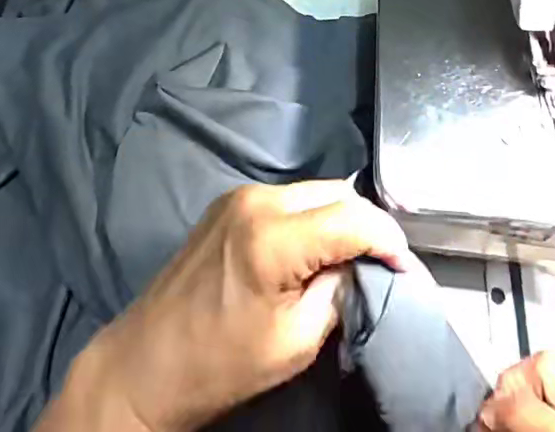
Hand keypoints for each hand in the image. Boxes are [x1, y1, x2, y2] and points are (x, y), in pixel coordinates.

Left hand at [41, 180, 412, 431]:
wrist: (146, 361)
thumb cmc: (220, 363)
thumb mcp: (294, 341)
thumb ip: (338, 293)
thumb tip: (364, 268)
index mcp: (272, 235)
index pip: (351, 218)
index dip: (388, 241)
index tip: (407, 270)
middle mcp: (257, 199)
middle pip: (335, 193)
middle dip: (368, 224)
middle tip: (387, 263)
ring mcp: (240, 195)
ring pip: (313, 191)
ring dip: (341, 217)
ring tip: (357, 256)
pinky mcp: (229, 201)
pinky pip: (288, 198)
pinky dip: (313, 216)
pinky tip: (319, 245)